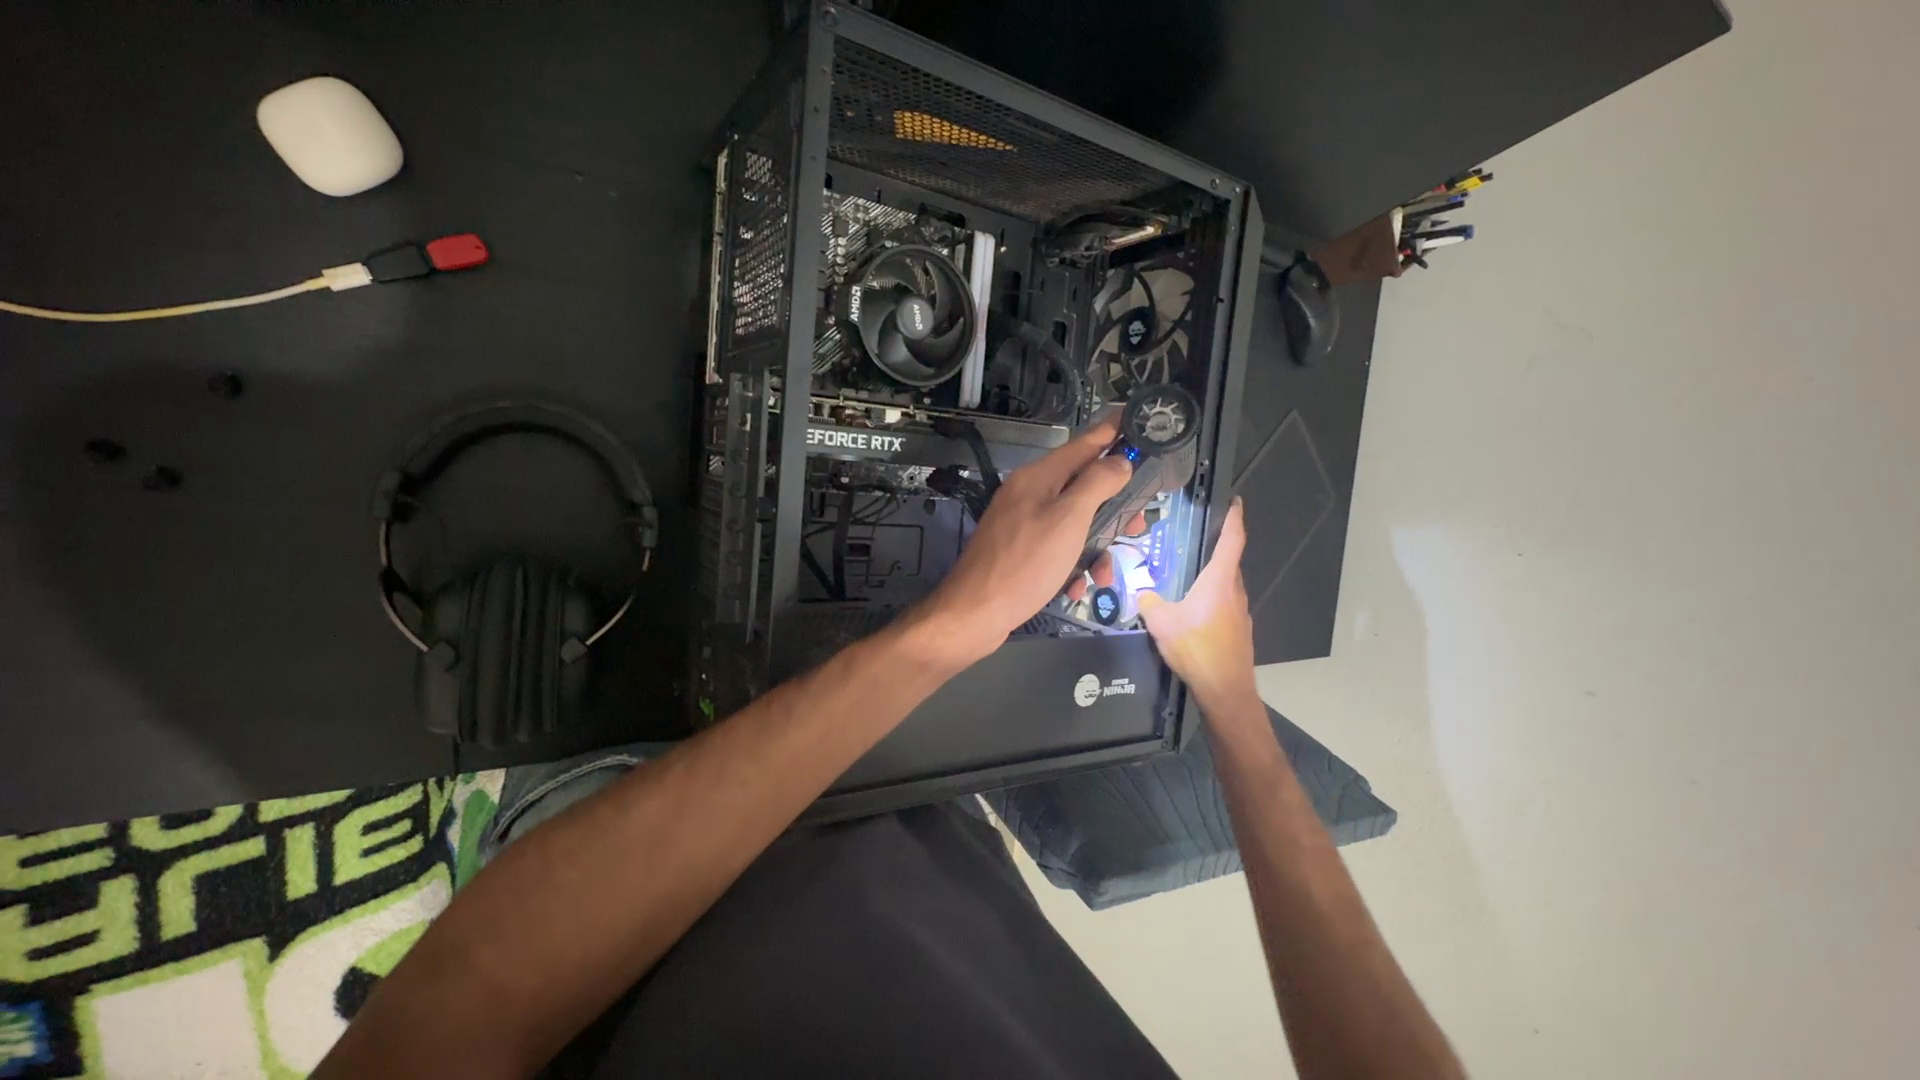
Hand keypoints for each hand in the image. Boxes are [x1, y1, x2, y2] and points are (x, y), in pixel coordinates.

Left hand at [920, 417, 1131, 660]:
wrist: (975, 613)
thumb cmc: (1025, 564)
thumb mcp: (1068, 521)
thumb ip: (1096, 485)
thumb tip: (1118, 461)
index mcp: (1038, 477)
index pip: (1083, 444)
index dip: (1112, 433)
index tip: (1139, 423)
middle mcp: (1028, 494)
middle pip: (1082, 485)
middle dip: (1114, 506)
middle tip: (1138, 525)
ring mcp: (1022, 523)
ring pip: (1073, 522)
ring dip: (1095, 546)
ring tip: (1105, 572)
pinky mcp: (1019, 551)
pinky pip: (1057, 548)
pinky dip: (1072, 565)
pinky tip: (1076, 587)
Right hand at [1138, 497, 1256, 710]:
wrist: (1225, 690)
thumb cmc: (1197, 649)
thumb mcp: (1162, 623)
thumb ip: (1150, 603)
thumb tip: (1143, 594)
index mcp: (1219, 581)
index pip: (1232, 540)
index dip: (1234, 518)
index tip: (1235, 502)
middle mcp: (1235, 592)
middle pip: (1229, 563)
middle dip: (1218, 549)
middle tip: (1197, 540)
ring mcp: (1241, 613)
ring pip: (1227, 586)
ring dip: (1213, 578)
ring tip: (1190, 578)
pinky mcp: (1239, 632)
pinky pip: (1225, 606)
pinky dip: (1213, 601)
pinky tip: (1195, 613)